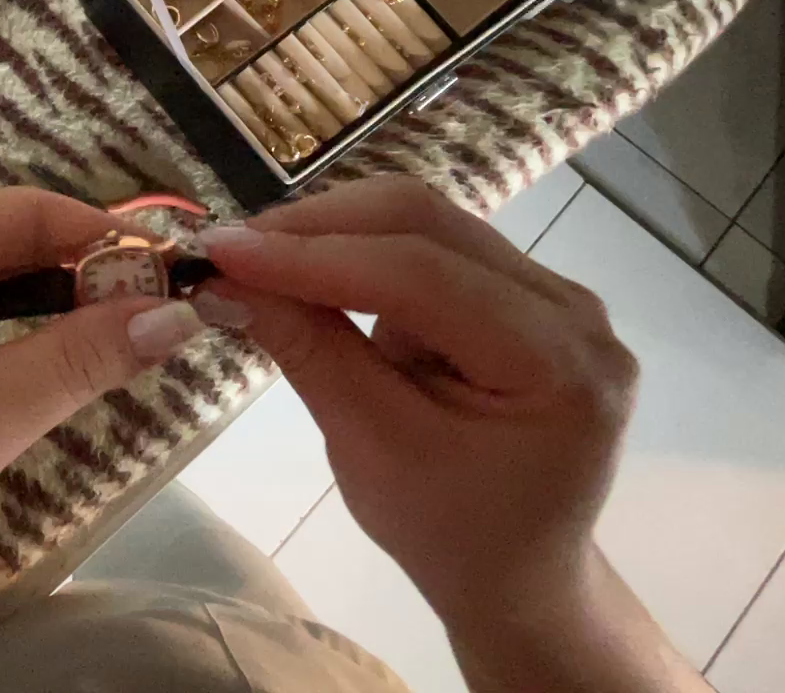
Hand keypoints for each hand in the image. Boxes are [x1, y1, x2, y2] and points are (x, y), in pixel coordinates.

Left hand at [0, 186, 209, 585]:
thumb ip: (83, 356)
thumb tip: (177, 314)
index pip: (31, 210)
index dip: (109, 235)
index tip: (178, 274)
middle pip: (16, 238)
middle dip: (89, 270)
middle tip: (163, 312)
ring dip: (62, 301)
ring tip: (127, 333)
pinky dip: (25, 327)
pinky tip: (63, 354)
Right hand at [196, 176, 637, 619]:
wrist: (511, 566)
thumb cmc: (445, 526)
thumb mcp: (367, 445)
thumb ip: (303, 349)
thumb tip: (221, 281)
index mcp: (558, 363)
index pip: (418, 275)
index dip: (309, 257)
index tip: (220, 252)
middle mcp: (565, 305)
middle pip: (420, 222)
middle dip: (312, 227)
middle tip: (229, 251)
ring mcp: (539, 287)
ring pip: (413, 216)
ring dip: (322, 228)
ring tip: (253, 256)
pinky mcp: (503, 283)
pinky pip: (413, 237)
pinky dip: (342, 243)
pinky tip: (297, 264)